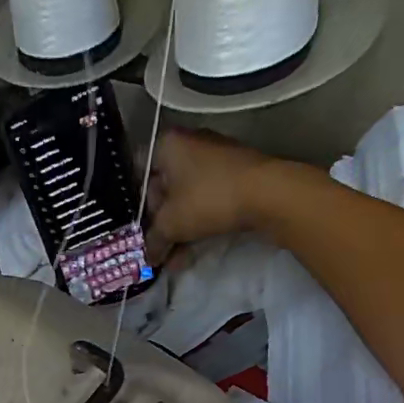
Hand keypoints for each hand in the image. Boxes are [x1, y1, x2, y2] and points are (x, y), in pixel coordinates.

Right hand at [144, 128, 313, 261]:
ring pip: (186, 196)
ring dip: (178, 228)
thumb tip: (147, 258)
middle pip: (163, 186)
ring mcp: (216, 157)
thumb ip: (152, 241)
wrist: (270, 194)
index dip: (133, 202)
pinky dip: (198, 221)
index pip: (137, 171)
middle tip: (155, 247)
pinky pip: (207, 197)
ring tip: (173, 259)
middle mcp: (190, 143)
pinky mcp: (236, 173)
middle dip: (158, 222)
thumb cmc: (208, 199)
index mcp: (168, 144)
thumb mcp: (170, 225)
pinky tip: (191, 250)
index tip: (134, 225)